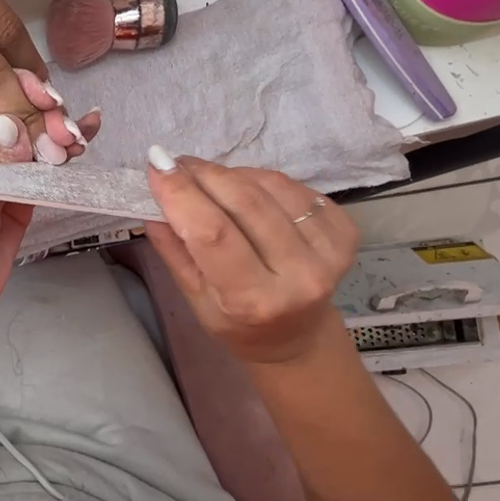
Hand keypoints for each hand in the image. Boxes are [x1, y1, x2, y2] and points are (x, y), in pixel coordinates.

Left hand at [0, 89, 102, 354]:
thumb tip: (14, 120)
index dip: (12, 92)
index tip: (46, 96)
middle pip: (11, 115)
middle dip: (42, 115)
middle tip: (66, 131)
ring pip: (32, 137)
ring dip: (58, 131)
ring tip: (78, 140)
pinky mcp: (20, 193)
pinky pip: (44, 165)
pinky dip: (65, 151)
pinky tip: (88, 135)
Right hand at [143, 150, 358, 365]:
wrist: (296, 337)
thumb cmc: (235, 322)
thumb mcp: (193, 297)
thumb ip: (174, 249)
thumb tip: (153, 202)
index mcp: (252, 300)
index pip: (213, 234)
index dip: (182, 194)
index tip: (157, 164)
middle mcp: (298, 276)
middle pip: (246, 204)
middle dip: (204, 174)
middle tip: (177, 163)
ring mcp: (329, 253)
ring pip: (272, 187)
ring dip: (232, 173)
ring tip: (208, 179)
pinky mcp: (346, 232)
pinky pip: (296, 188)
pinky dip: (262, 179)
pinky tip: (245, 190)